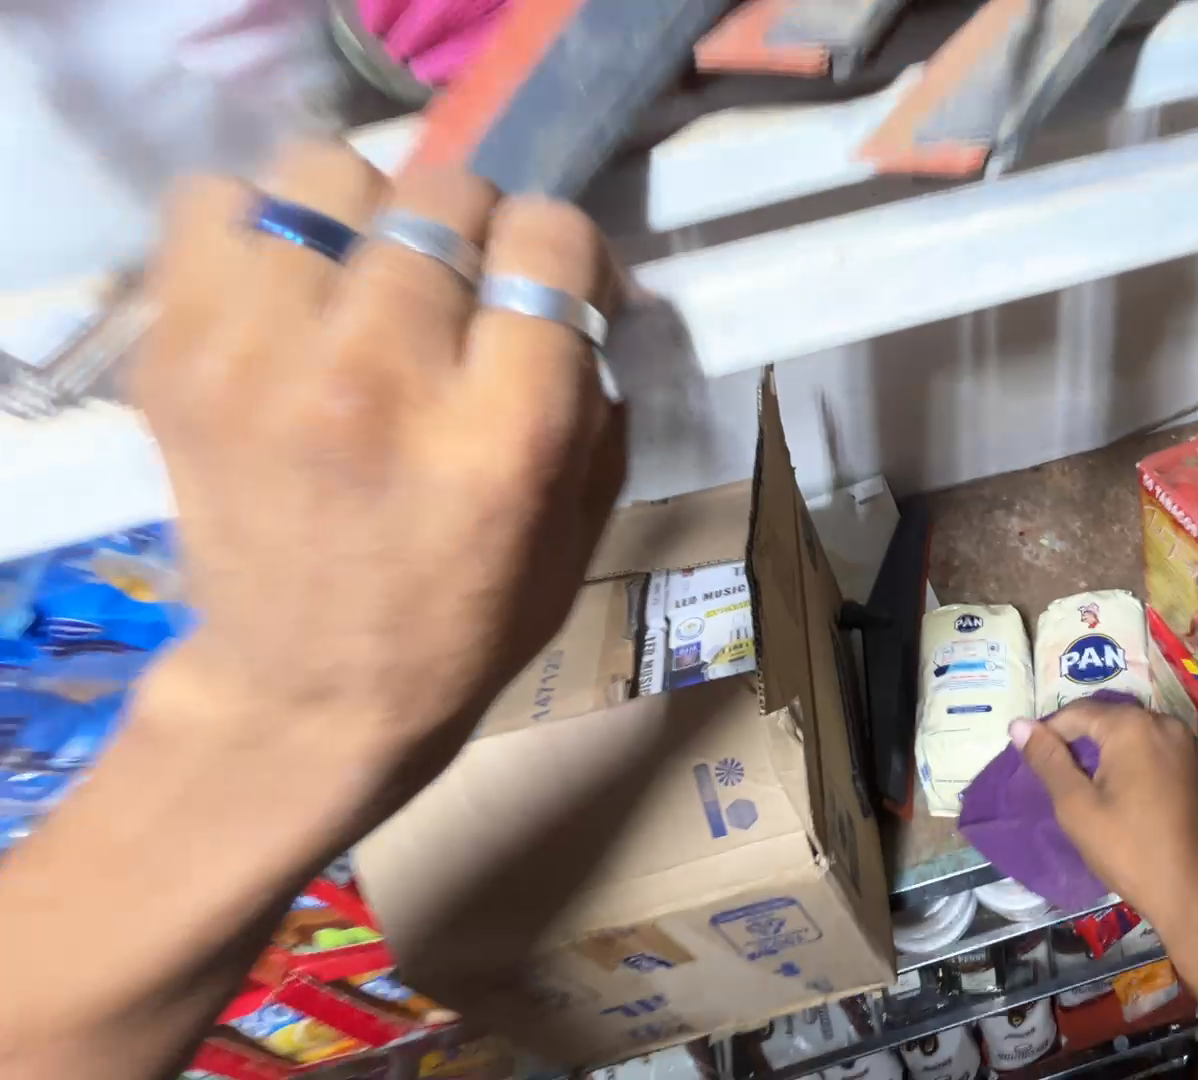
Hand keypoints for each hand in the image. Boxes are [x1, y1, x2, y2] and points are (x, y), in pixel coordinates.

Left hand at [130, 139, 625, 799]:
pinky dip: (273, 223)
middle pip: (446, 197)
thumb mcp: (586, 519)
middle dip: (488, 228)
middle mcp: (387, 379)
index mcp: (508, 434)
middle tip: (482, 287)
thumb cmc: (482, 614)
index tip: (567, 288)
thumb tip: (581, 304)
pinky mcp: (177, 358)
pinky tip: (305, 286)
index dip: (573, 249)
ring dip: (382, 215)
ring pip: (330, 175)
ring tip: (389, 278)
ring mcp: (263, 360)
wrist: (319, 688)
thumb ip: (594, 401)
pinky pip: (219, 204)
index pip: (549, 245)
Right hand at [1012, 701, 1197, 945]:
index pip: (1077, 712)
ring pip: (1133, 733)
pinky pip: (1155, 748)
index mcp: (1133, 726)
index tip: (1031, 759)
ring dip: (1106, 749)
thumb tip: (1019, 724)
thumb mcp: (1078, 807)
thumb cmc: (1132, 852)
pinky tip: (1122, 789)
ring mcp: (1188, 744)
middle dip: (1078, 739)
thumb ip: (1048, 760)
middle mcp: (1165, 723)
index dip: (1049, 732)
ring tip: (1084, 782)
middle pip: (1108, 718)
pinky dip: (1133, 759)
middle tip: (1055, 773)